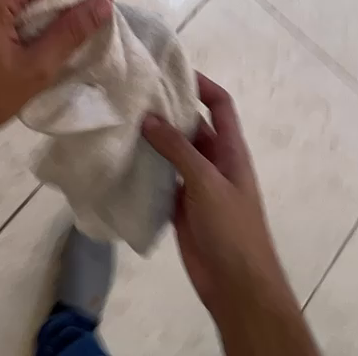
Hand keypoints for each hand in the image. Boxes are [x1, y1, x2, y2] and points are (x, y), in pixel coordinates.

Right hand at [144, 75, 309, 347]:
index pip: (219, 104)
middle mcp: (214, 161)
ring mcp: (197, 184)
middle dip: (167, 109)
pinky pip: (161, 177)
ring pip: (172, 151)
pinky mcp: (180, 205)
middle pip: (191, 125)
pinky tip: (121, 157)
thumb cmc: (232, 229)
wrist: (237, 287)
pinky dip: (145, 167)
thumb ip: (178, 149)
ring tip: (120, 119)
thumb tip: (148, 117)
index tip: (170, 70)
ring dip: (152, 138)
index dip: (200, 84)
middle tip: (131, 92)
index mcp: (231, 150)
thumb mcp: (206, 182)